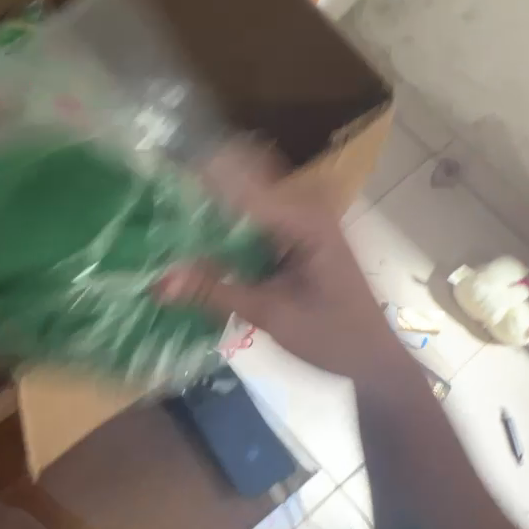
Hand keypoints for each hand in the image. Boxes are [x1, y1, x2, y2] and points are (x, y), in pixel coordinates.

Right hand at [159, 151, 405, 384]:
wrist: (375, 361)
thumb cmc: (333, 336)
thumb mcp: (270, 314)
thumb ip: (214, 291)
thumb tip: (158, 281)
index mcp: (304, 220)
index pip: (242, 184)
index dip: (201, 174)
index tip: (160, 167)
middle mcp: (304, 210)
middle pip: (242, 182)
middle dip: (200, 184)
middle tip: (153, 189)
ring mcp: (300, 224)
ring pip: (244, 200)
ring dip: (208, 206)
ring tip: (161, 209)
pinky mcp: (294, 240)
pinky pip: (251, 222)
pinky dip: (222, 227)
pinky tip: (190, 238)